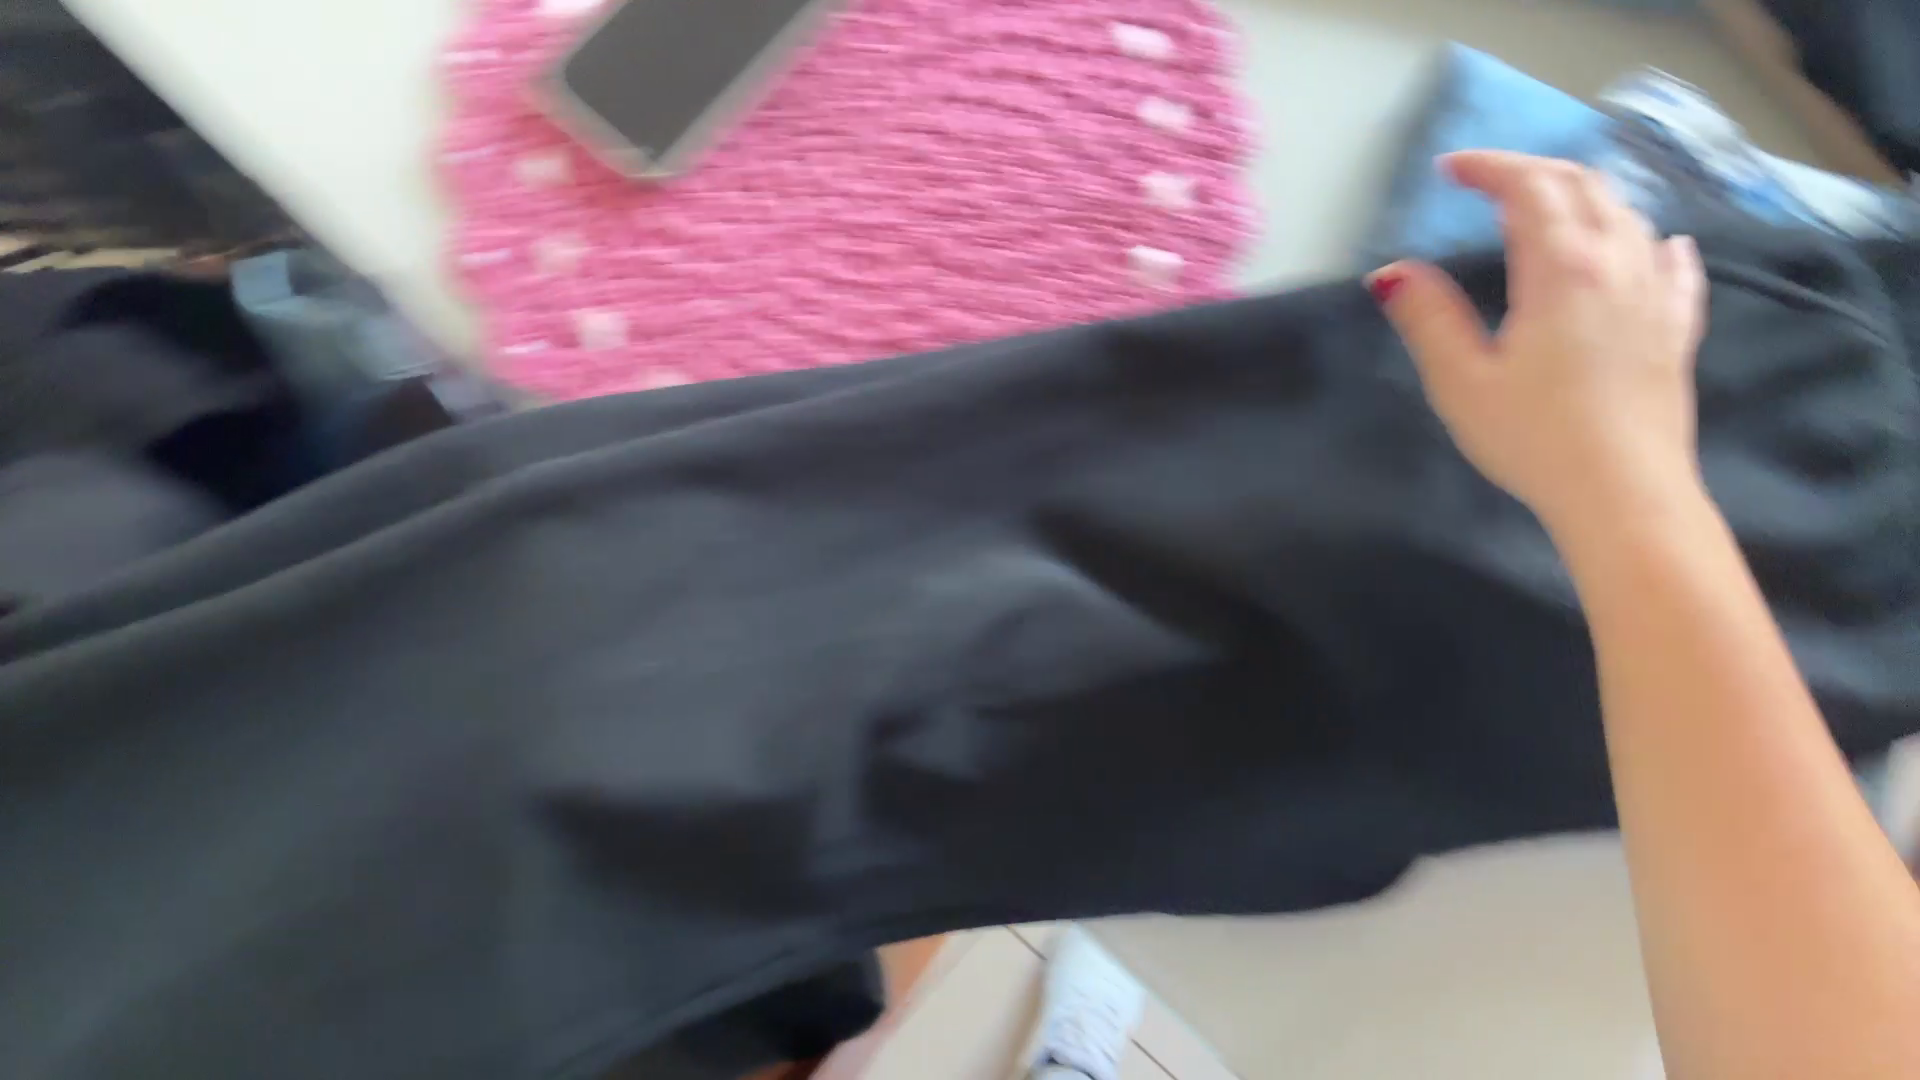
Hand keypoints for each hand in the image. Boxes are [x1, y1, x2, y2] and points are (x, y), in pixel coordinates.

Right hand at [1368, 150, 1710, 536]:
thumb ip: (1427, 318)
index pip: (1530, 190)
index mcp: (1562, 271)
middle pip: (1585, 189)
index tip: (1449, 170)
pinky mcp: (1675, 327)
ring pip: (1627, 217)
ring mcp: (1656, 293)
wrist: (1622, 492)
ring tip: (1543, 210)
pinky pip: (1669, 262)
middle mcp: (1619, 264)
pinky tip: (1648, 245)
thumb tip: (1391, 273)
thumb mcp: (1460, 380)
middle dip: (1532, 173)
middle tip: (1486, 182)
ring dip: (1580, 199)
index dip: (1489, 169)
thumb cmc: (1530, 436)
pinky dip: (1644, 239)